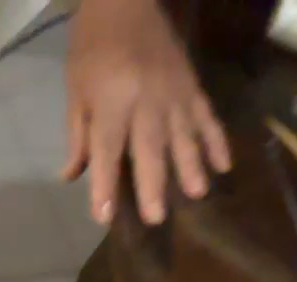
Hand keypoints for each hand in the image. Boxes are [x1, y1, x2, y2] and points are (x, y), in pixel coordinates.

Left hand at [62, 0, 231, 225]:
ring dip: (191, 165)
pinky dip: (217, 140)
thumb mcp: (76, 88)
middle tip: (155, 218)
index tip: (103, 215)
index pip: (106, 148)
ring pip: (183, 134)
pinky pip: (207, 116)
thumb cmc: (93, 47)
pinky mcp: (191, 86)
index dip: (103, 182)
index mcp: (111, 99)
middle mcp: (144, 98)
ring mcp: (173, 92)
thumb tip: (71, 177)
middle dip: (152, 184)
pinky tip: (225, 166)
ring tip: (197, 193)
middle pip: (148, 147)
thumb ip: (77, 135)